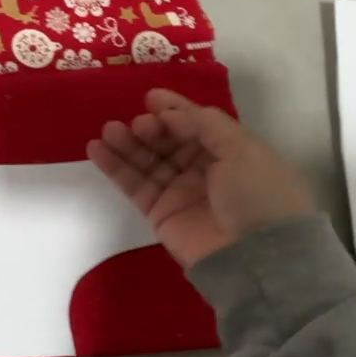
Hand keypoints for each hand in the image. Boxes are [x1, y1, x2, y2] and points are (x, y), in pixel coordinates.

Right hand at [86, 88, 314, 267]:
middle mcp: (206, 170)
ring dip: (127, 143)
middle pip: (170, 141)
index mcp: (233, 153)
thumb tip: (171, 112)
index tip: (150, 97)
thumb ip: (206, 126)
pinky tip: (96, 149)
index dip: (176, 110)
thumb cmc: (259, 197)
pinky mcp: (158, 212)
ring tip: (109, 130)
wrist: (256, 259)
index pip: (198, 125)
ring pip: (147, 160)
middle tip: (137, 124)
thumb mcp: (244, 152)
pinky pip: (133, 184)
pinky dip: (114, 166)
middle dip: (151, 128)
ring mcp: (180, 191)